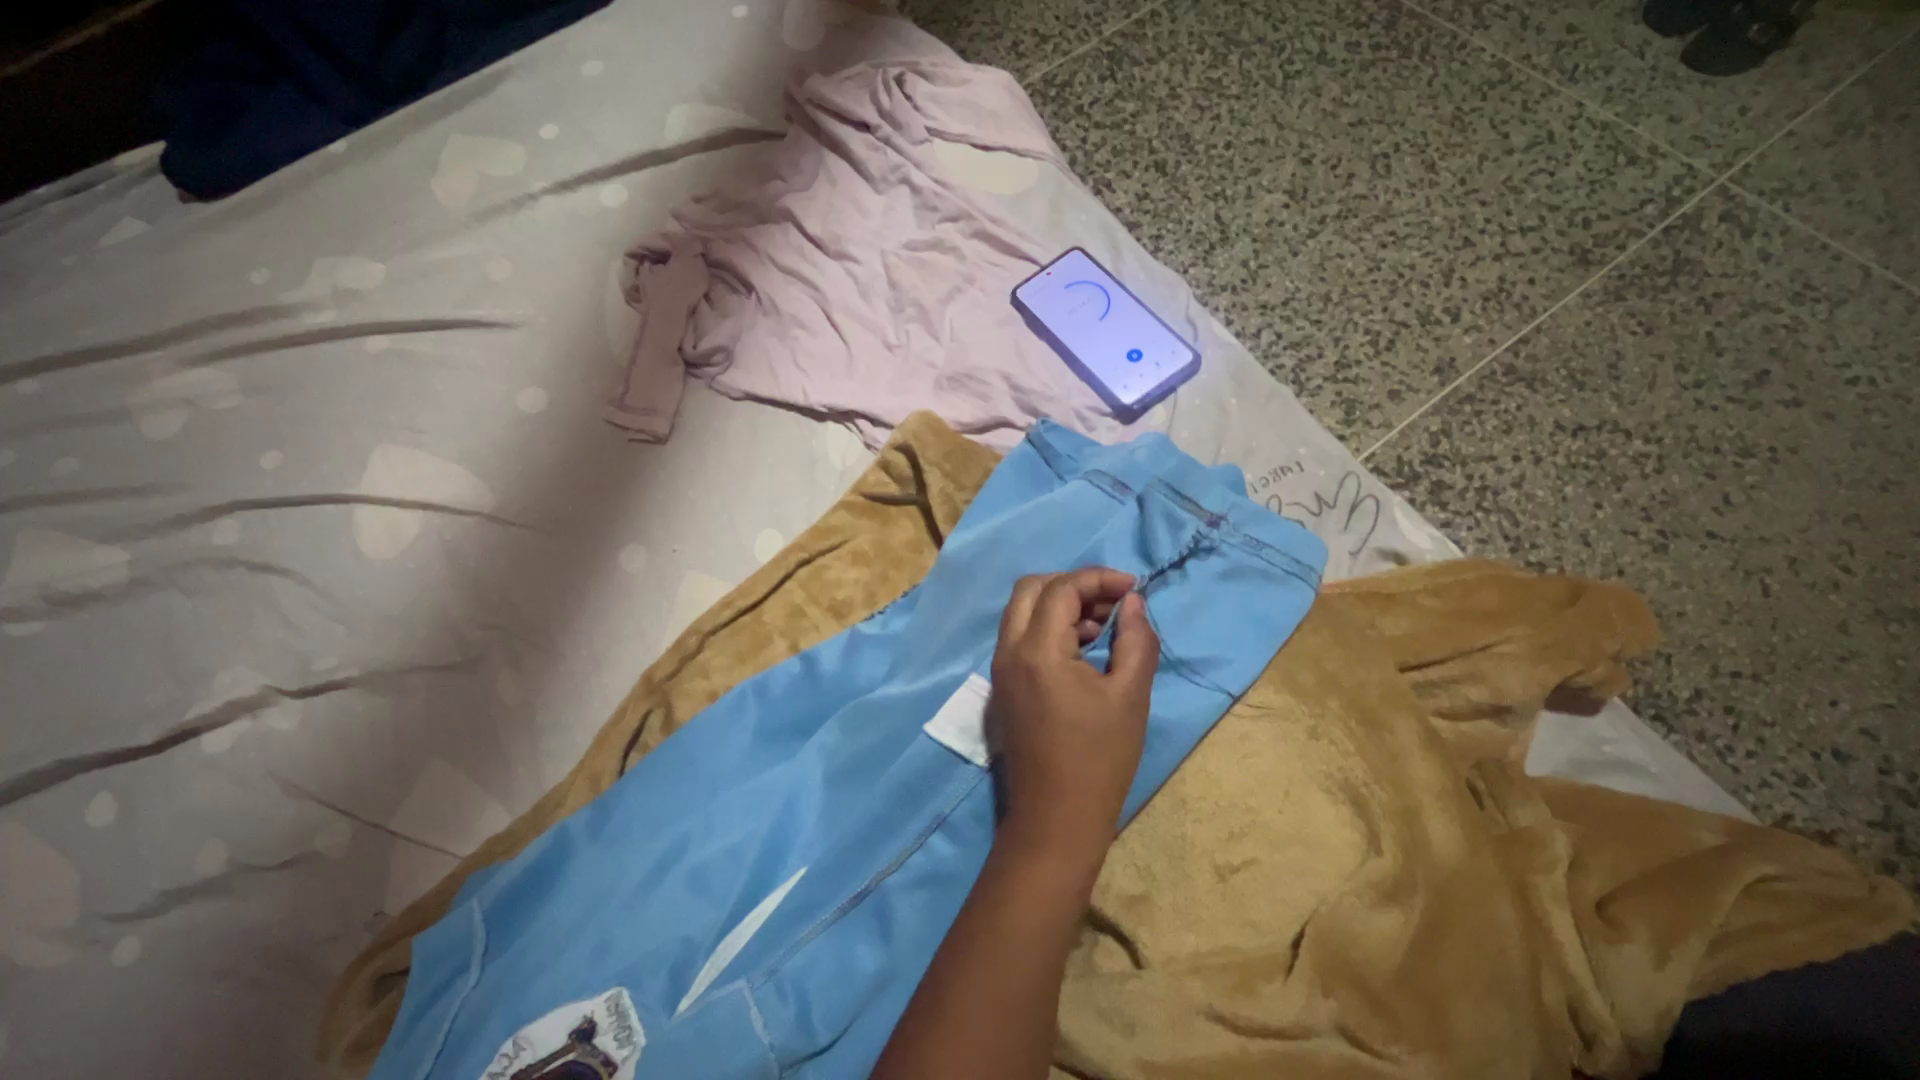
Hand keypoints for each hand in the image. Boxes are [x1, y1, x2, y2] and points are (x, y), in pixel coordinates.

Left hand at [988, 567, 1160, 860]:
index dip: (1099, 579)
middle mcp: (1009, 652)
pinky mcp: (1003, 688)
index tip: (1133, 589)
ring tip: (1103, 629)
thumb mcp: (1130, 696)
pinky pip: (1019, 637)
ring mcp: (1001, 670)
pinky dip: (1047, 628)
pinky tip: (1083, 652)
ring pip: (1021, 612)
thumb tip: (1132, 603)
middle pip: (1031, 589)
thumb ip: (1135, 640)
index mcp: (1037, 650)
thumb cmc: (1100, 758)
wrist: (1056, 818)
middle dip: (1073, 585)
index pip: (1061, 588)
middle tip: (1112, 604)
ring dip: (1059, 606)